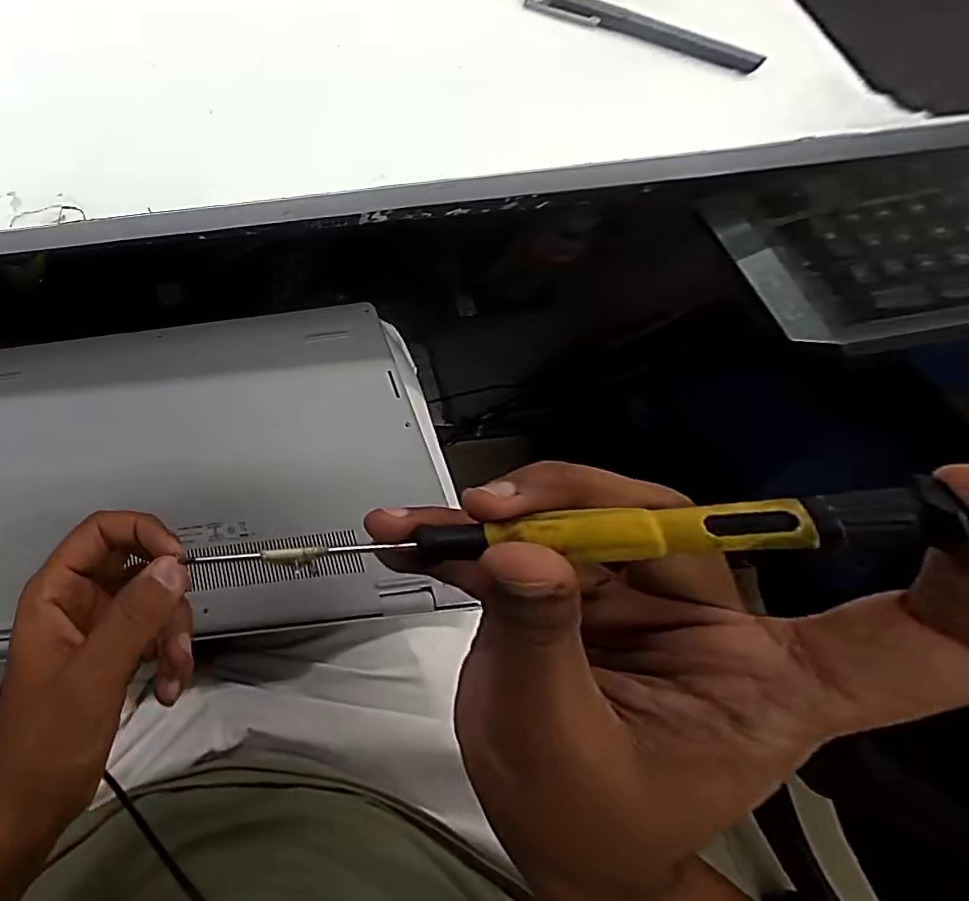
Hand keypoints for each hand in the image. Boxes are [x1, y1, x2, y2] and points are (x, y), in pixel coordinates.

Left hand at [0, 510, 193, 826]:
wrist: (29, 804)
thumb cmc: (46, 741)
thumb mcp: (94, 675)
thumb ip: (134, 617)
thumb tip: (173, 566)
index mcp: (54, 590)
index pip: (98, 531)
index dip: (141, 531)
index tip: (180, 560)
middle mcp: (73, 600)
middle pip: (131, 565)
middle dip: (164, 597)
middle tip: (177, 634)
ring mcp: (93, 628)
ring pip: (147, 602)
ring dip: (171, 635)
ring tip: (174, 676)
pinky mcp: (109, 655)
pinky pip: (147, 636)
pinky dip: (166, 657)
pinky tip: (168, 690)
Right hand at [365, 462, 968, 900]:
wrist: (532, 826)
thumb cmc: (575, 809)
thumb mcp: (554, 728)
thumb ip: (541, 637)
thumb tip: (521, 552)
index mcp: (765, 679)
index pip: (910, 640)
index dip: (958, 577)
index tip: (962, 490)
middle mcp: (705, 627)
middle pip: (662, 526)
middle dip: (567, 503)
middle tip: (484, 508)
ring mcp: (624, 605)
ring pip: (568, 525)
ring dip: (481, 519)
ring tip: (415, 524)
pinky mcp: (557, 594)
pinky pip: (507, 549)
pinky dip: (452, 543)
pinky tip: (404, 539)